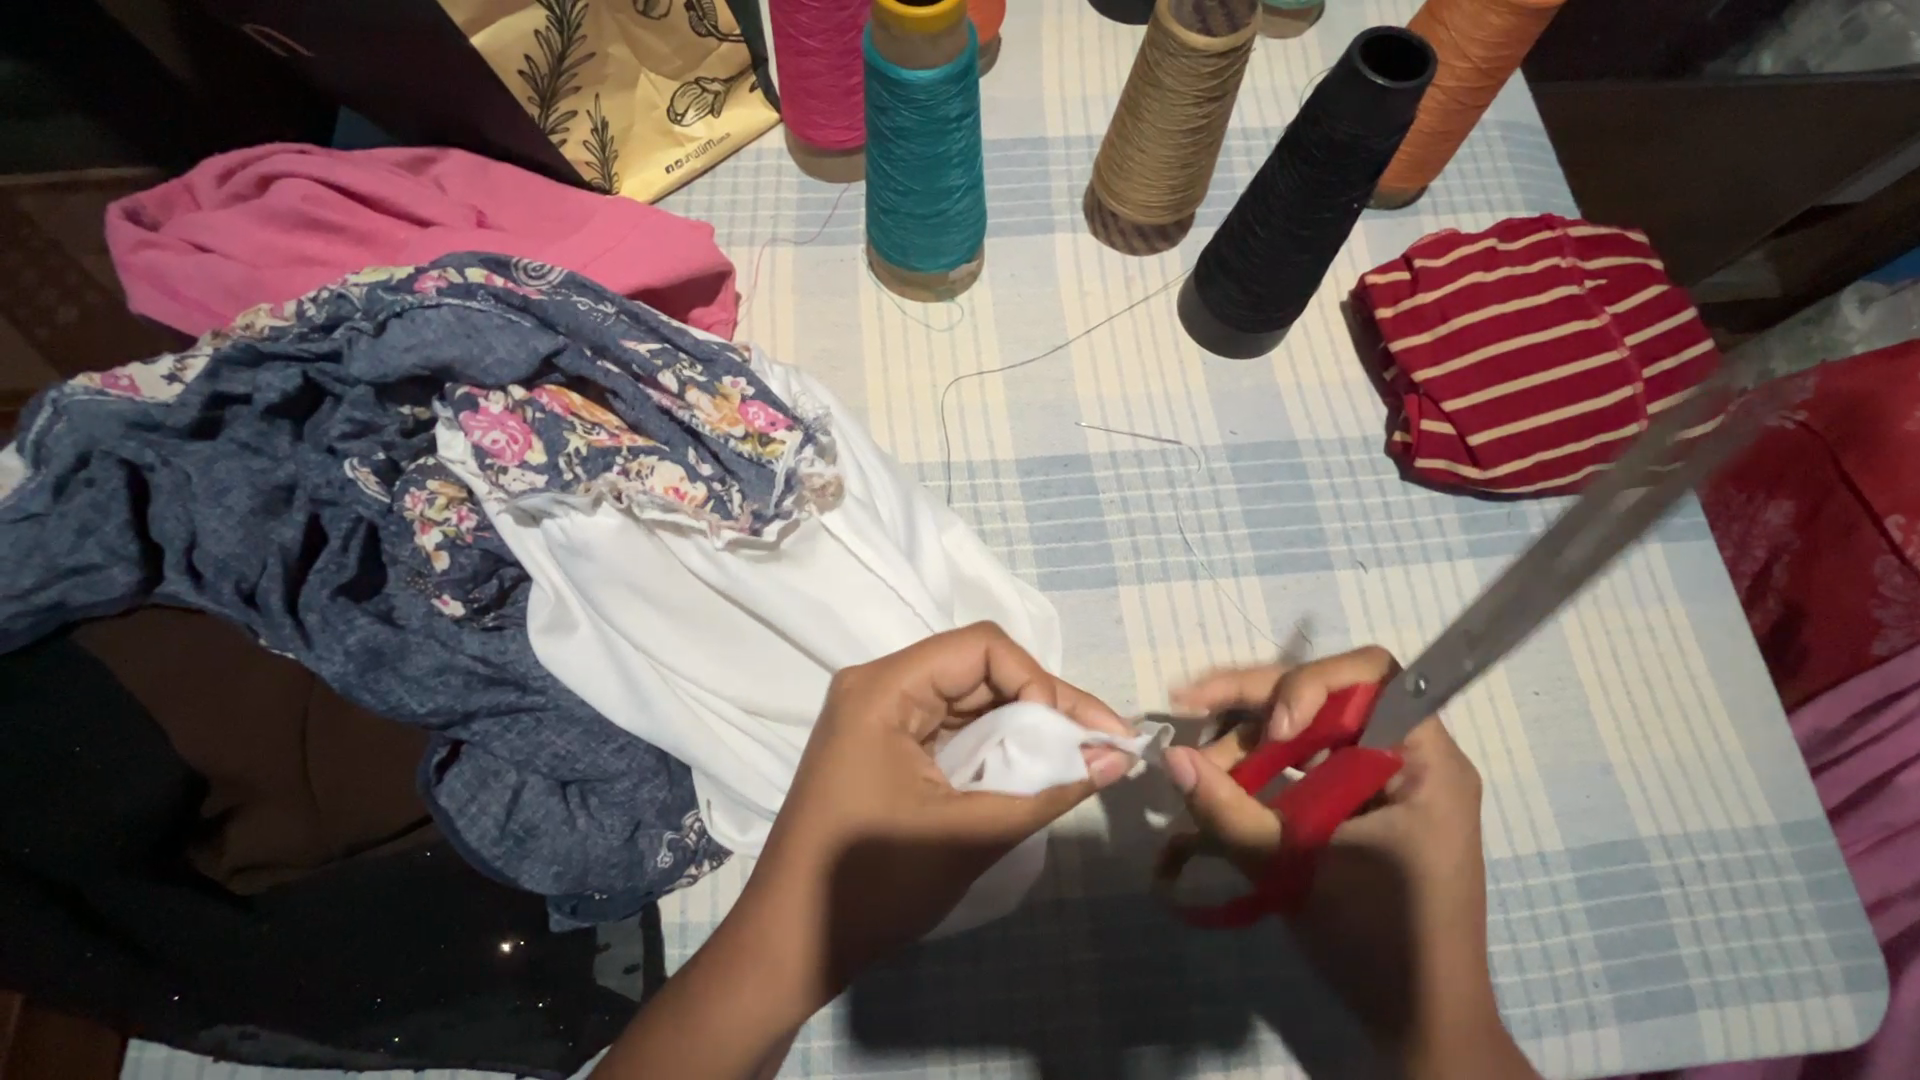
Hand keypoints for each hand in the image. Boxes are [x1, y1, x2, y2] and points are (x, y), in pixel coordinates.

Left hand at [753, 621, 1135, 989]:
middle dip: (1045, 703)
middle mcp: (879, 687)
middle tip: (1106, 742)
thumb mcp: (970, 834)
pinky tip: (1037, 766)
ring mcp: (880, 717)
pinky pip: (952, 728)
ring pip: (970, 699)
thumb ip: (1047, 790)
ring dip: (1025, 725)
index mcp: (884, 689)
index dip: (1040, 681)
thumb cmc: (875, 884)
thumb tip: (1116, 758)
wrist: (794, 943)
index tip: (1077, 735)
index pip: (981, 648)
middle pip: (979, 669)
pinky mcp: (886, 747)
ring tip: (1083, 755)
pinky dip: (996, 745)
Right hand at [1162, 647, 1535, 1079]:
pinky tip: (1213, 787)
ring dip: (1244, 743)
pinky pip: (1296, 770)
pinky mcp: (1347, 810)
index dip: (1311, 685)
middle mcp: (1401, 758)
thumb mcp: (1299, 871)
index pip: (1369, 677)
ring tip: (1197, 772)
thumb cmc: (1382, 942)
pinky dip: (1254, 774)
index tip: (1272, 729)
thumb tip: (1170, 756)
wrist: (1418, 1026)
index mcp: (1423, 761)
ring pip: (1300, 733)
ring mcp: (1373, 785)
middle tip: (1187, 708)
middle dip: (1252, 705)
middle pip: (1321, 698)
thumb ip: (1231, 812)